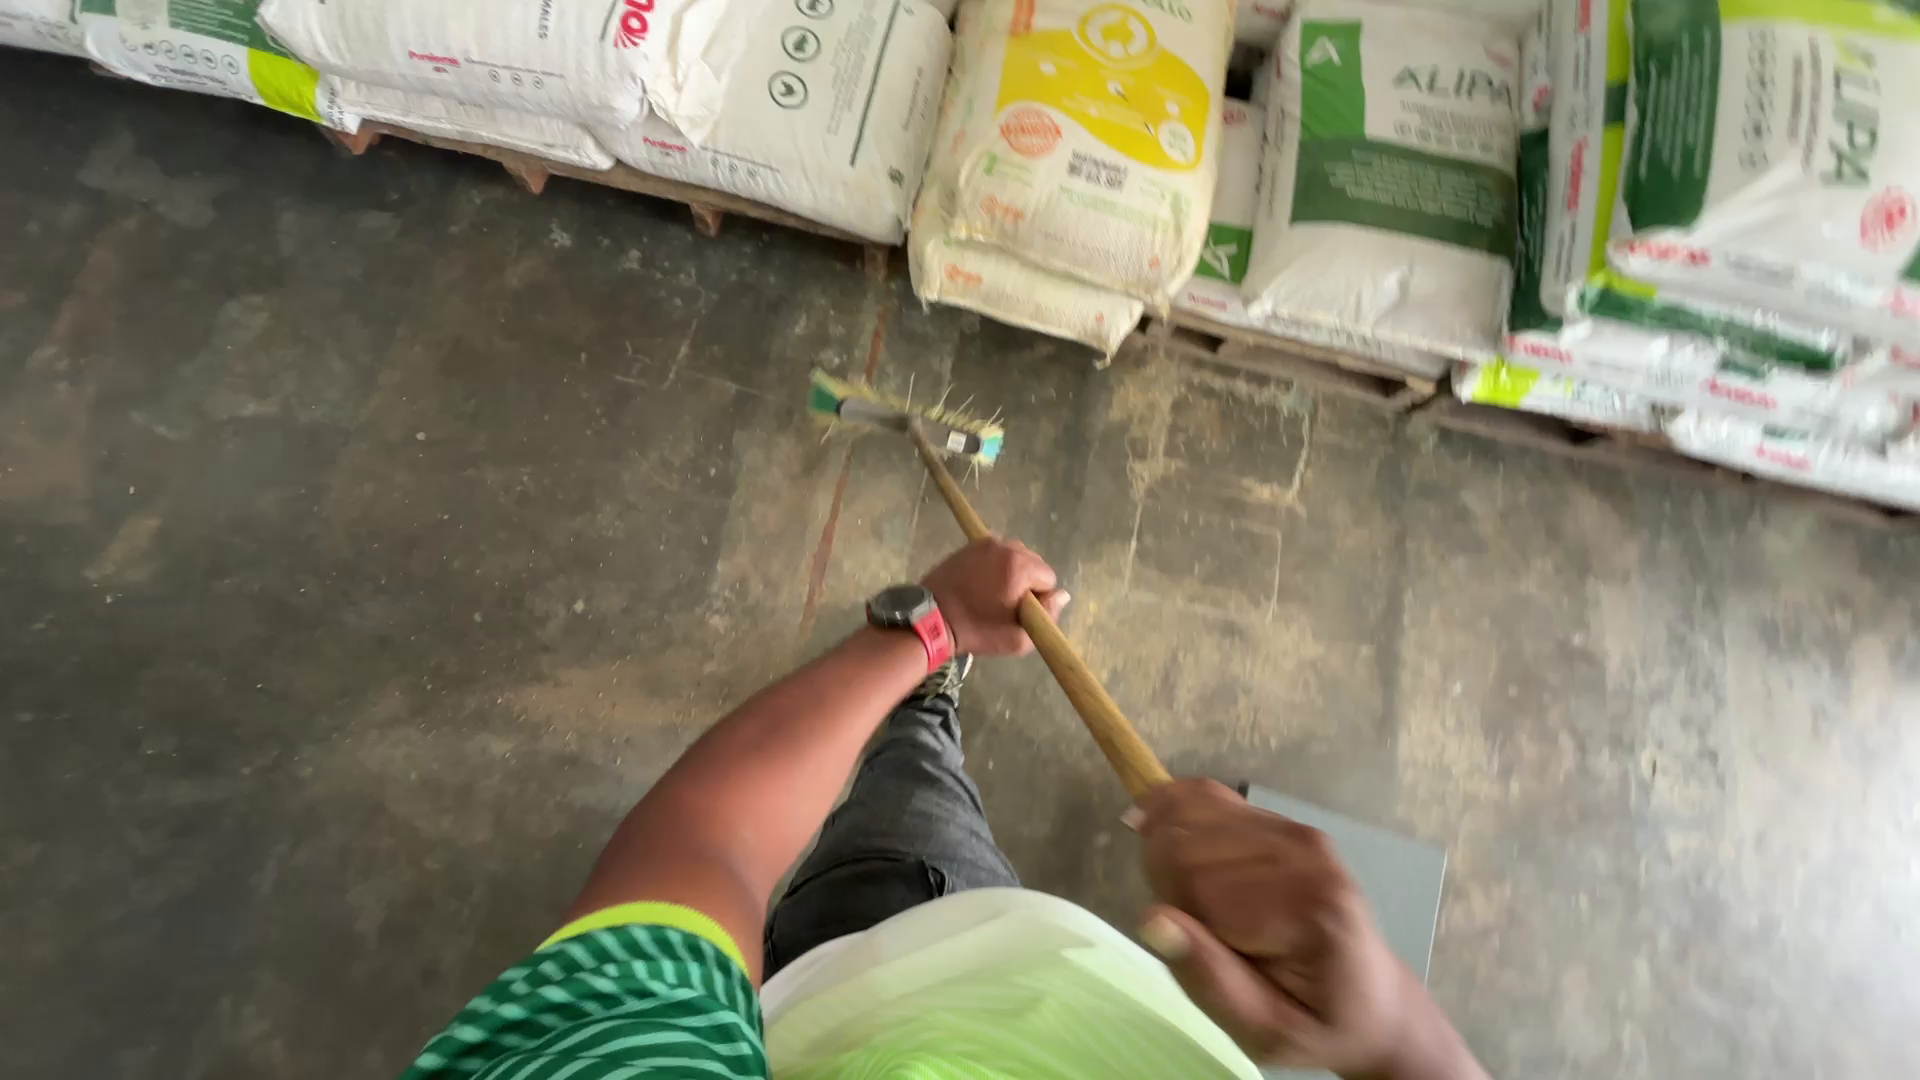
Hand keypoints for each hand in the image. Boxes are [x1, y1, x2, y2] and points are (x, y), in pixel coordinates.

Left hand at [920, 537, 1069, 656]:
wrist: (931, 618)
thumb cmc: (976, 630)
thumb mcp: (1018, 638)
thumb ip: (1048, 616)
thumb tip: (1062, 595)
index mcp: (1020, 565)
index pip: (1048, 578)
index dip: (1039, 599)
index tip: (1019, 612)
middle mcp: (1005, 546)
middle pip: (1033, 563)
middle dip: (1027, 583)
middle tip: (1006, 605)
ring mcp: (985, 543)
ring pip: (1015, 556)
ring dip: (1012, 572)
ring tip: (993, 594)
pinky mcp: (969, 546)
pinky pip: (995, 553)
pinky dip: (995, 566)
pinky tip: (982, 584)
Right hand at [1135, 778, 1426, 1078]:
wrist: (1372, 1000)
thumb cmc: (1318, 1023)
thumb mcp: (1267, 1034)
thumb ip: (1209, 979)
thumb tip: (1151, 919)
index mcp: (1306, 903)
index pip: (1195, 877)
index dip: (1174, 911)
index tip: (1191, 949)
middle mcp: (1300, 849)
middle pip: (1185, 837)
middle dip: (1166, 880)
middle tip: (1192, 928)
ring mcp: (1289, 826)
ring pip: (1185, 810)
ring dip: (1167, 849)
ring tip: (1191, 896)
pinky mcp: (1275, 818)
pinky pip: (1202, 795)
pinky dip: (1172, 813)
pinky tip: (1166, 839)